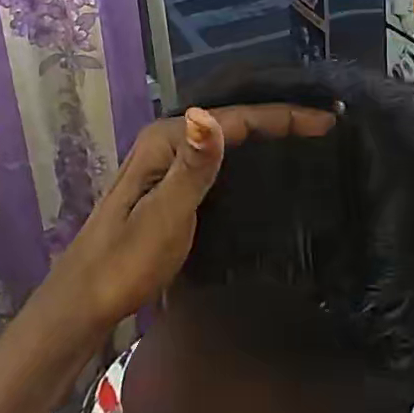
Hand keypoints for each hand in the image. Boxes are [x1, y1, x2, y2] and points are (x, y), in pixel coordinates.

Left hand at [40, 104, 337, 334]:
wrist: (85, 298)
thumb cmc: (125, 260)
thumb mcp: (164, 215)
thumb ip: (191, 167)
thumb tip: (208, 114)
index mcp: (165, 140)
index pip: (233, 118)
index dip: (281, 116)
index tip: (328, 120)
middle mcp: (166, 141)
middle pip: (231, 122)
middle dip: (277, 119)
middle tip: (324, 125)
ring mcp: (166, 163)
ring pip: (224, 139)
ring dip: (263, 136)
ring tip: (305, 140)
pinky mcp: (169, 185)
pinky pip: (216, 159)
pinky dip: (246, 157)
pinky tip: (264, 169)